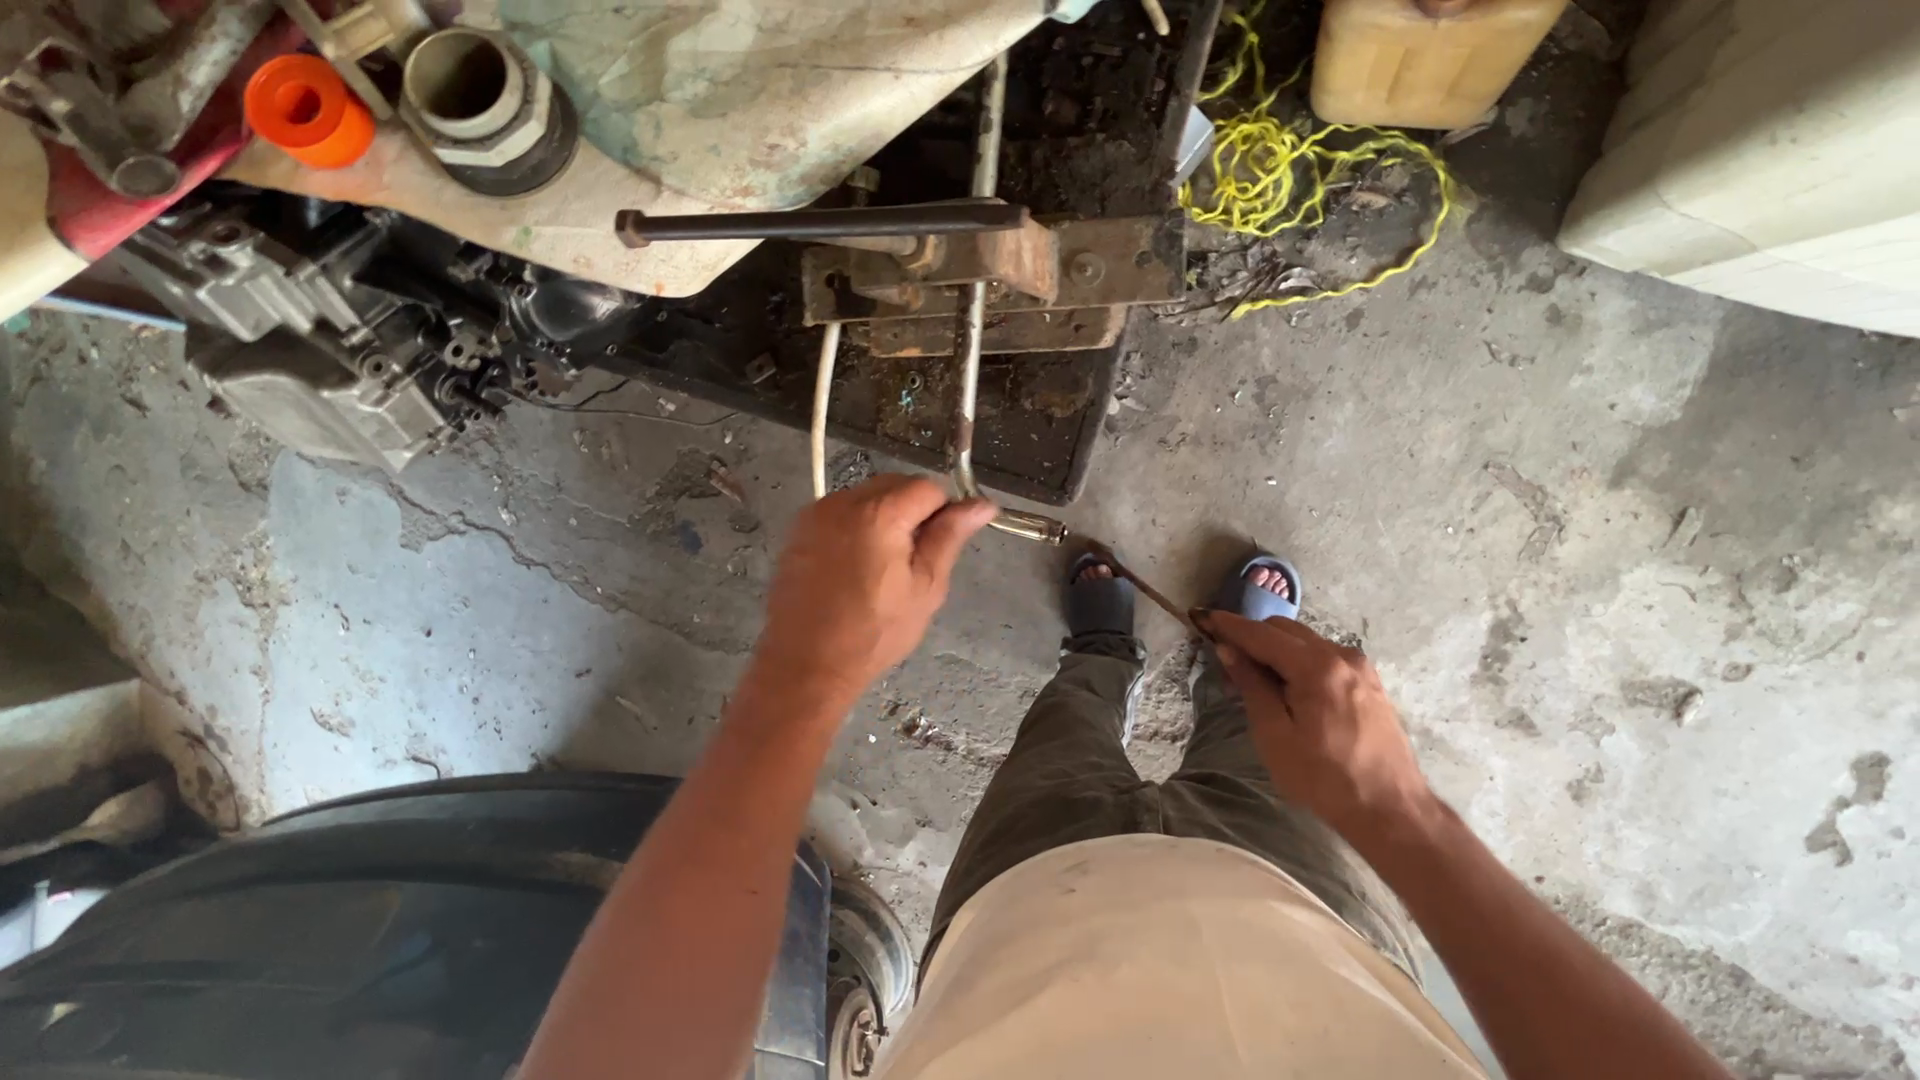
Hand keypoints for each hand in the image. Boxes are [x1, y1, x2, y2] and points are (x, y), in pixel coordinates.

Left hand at [753, 475, 997, 708]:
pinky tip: (855, 567)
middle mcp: (844, 501)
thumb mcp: (925, 588)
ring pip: (867, 497)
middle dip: (912, 512)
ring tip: (882, 567)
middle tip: (913, 562)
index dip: (943, 512)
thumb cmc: (874, 632)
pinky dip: (856, 527)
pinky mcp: (798, 530)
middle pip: (895, 485)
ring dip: (884, 518)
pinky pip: (841, 513)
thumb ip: (950, 537)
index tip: (939, 548)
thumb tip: (982, 504)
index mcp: (880, 513)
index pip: (928, 487)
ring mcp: (816, 513)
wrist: (806, 662)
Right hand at [1199, 611, 1438, 842]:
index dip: (1230, 626)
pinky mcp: (1369, 681)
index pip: (1262, 634)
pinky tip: (1288, 686)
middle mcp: (1341, 655)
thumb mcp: (1274, 735)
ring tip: (1255, 678)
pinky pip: (1324, 656)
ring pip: (1305, 641)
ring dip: (1276, 649)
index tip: (1203, 616)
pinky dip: (1299, 660)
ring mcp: (1360, 667)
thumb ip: (1252, 686)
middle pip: (1285, 630)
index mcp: (1317, 667)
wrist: (1390, 809)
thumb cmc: (1323, 777)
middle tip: (1226, 660)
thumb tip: (1229, 650)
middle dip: (1252, 637)